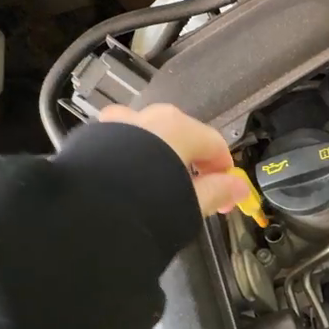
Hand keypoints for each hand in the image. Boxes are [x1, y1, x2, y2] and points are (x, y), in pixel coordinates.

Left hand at [99, 104, 250, 215]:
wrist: (89, 212)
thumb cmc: (149, 204)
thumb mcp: (193, 202)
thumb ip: (219, 191)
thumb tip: (239, 187)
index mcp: (180, 126)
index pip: (215, 144)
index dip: (225, 171)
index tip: (225, 195)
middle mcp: (149, 116)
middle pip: (182, 136)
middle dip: (192, 163)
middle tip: (195, 194)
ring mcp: (118, 123)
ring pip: (149, 136)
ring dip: (160, 157)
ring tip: (159, 189)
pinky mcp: (94, 138)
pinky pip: (122, 143)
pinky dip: (133, 159)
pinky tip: (132, 184)